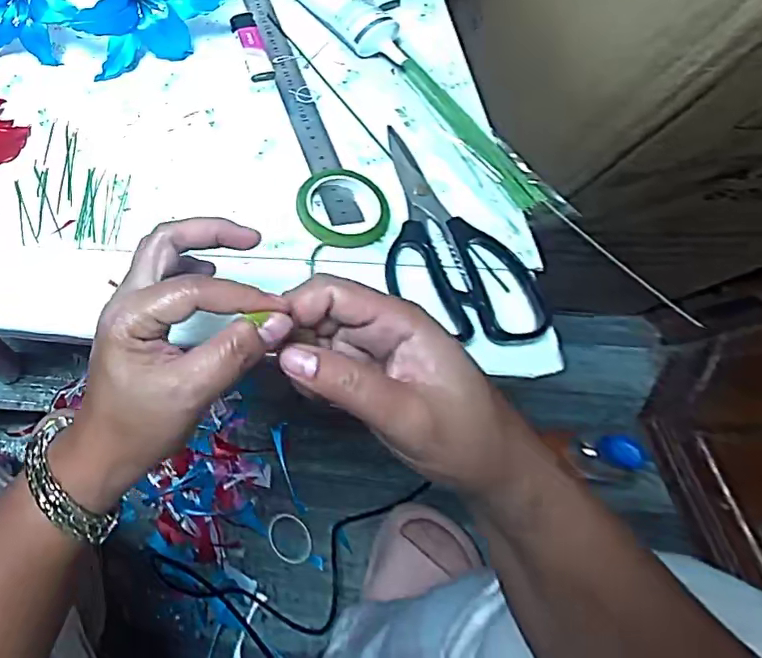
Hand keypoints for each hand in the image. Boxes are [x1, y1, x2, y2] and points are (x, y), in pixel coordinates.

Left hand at [51, 219, 294, 508]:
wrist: (101, 454)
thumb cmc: (139, 428)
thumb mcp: (191, 393)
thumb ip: (233, 353)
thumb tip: (276, 323)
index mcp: (131, 315)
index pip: (193, 289)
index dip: (240, 295)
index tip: (277, 309)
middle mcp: (125, 298)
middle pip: (165, 239)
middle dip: (209, 230)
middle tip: (251, 238)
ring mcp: (128, 304)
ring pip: (162, 251)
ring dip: (198, 242)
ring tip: (237, 250)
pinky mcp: (137, 315)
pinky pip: (164, 273)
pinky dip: (192, 265)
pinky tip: (212, 277)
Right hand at [277, 274, 545, 498]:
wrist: (495, 471)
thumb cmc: (464, 439)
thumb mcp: (406, 415)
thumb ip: (347, 384)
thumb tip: (288, 356)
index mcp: (397, 319)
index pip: (332, 292)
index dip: (296, 306)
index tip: (266, 337)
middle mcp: (380, 325)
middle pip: (319, 310)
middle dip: (292, 333)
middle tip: (271, 367)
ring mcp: (371, 348)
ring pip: (317, 336)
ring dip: (299, 358)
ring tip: (303, 391)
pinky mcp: (365, 370)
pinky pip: (326, 361)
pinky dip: (312, 376)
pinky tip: (316, 398)